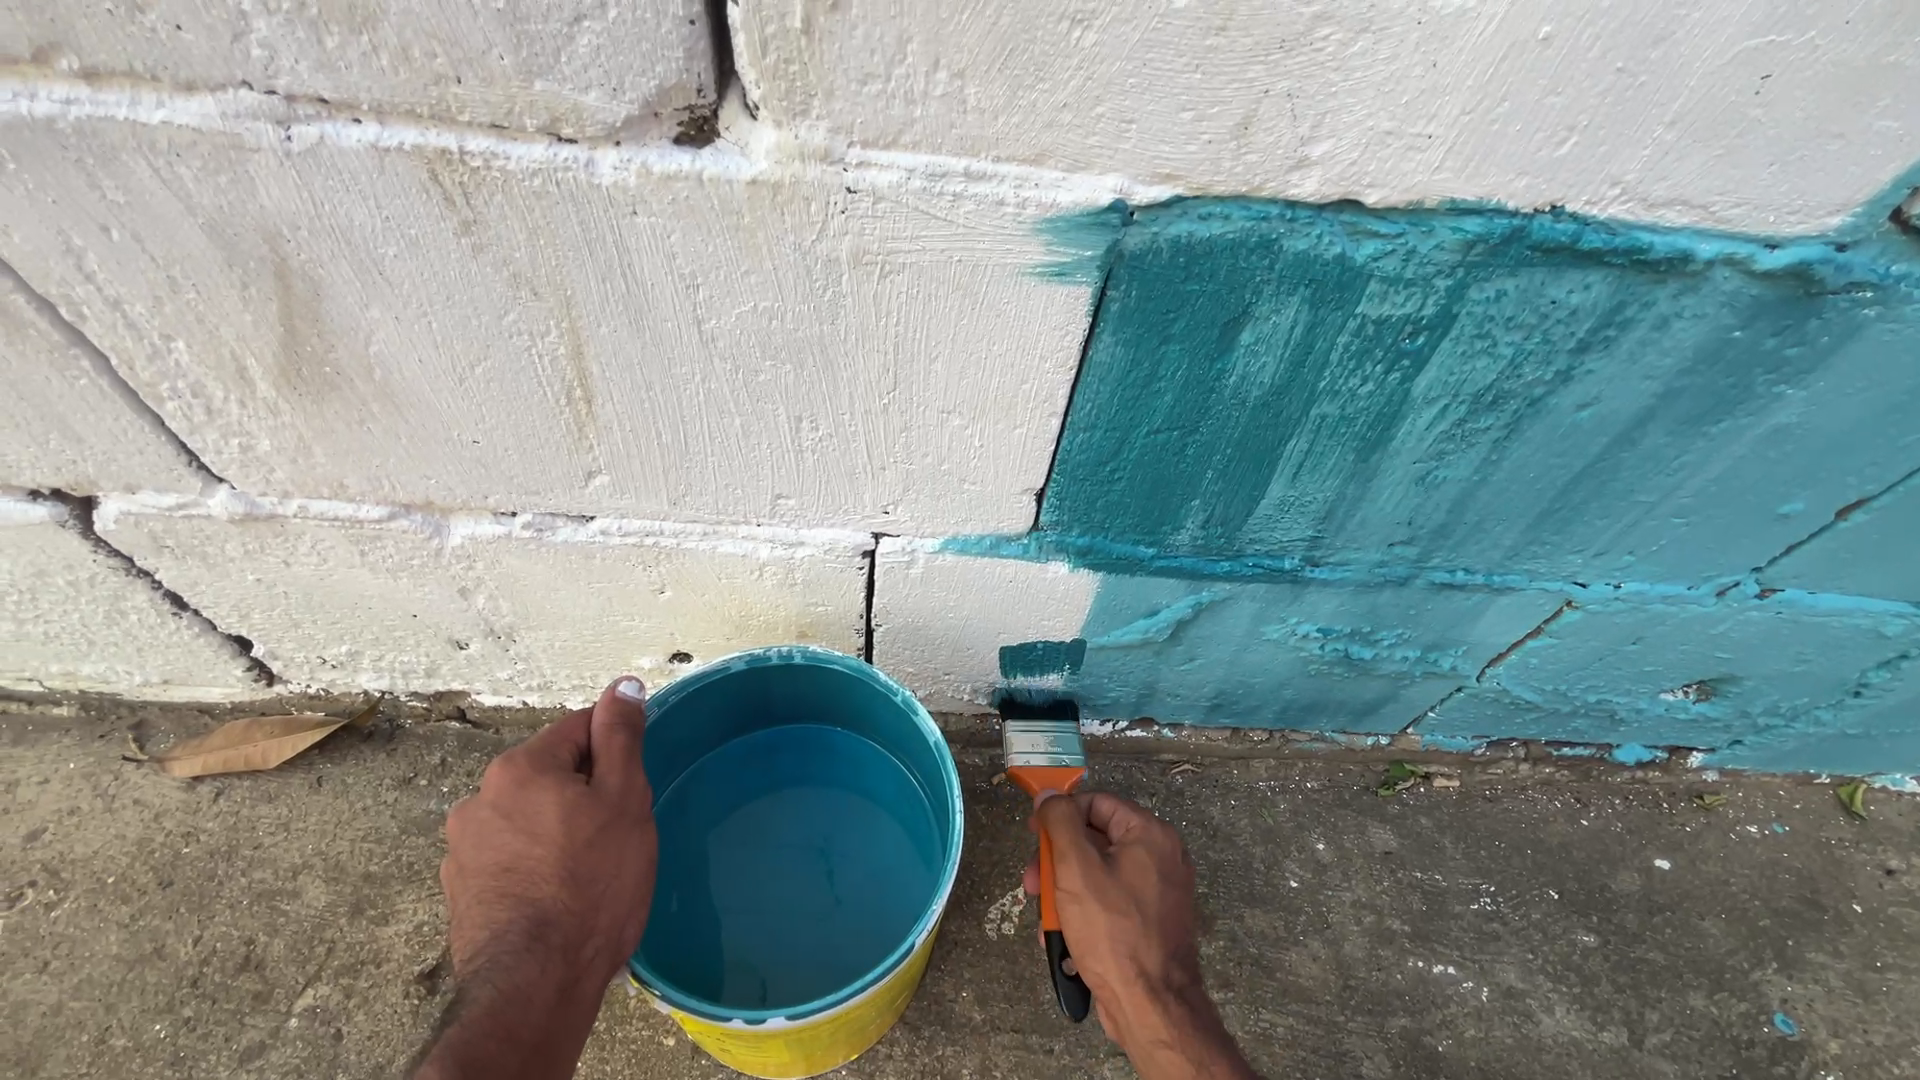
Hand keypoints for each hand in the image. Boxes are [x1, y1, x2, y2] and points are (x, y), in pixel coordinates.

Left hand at [413, 677, 657, 1079]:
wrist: (536, 981)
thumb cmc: (593, 881)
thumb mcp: (624, 798)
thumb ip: (621, 736)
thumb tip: (622, 686)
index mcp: (520, 767)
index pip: (578, 729)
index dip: (613, 753)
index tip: (629, 789)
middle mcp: (478, 797)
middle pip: (550, 771)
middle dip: (584, 790)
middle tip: (615, 830)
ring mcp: (463, 846)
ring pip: (528, 813)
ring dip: (556, 824)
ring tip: (586, 866)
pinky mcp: (460, 888)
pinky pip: (509, 852)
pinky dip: (533, 859)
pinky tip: (556, 891)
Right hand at [1028, 792, 1258, 1079]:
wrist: (1151, 1007)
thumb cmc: (1112, 931)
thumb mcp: (1076, 868)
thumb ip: (1059, 822)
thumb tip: (1048, 794)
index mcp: (1149, 834)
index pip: (1096, 803)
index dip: (1060, 814)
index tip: (1032, 835)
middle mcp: (1160, 856)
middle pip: (1094, 840)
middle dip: (1057, 862)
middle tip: (1030, 884)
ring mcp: (1158, 891)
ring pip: (1097, 874)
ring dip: (1064, 893)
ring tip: (1045, 920)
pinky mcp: (1151, 922)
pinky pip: (1110, 902)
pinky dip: (1084, 914)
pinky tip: (1063, 938)